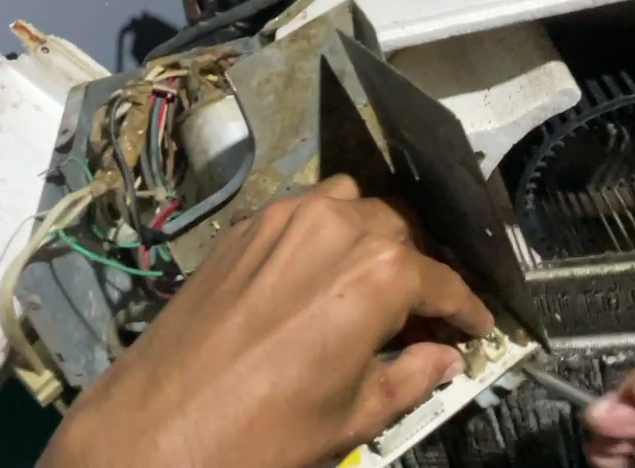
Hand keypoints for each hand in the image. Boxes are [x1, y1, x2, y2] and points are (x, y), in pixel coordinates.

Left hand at [39, 175, 495, 467]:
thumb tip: (448, 357)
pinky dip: (325, 228)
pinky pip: (303, 208)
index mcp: (378, 272)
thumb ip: (412, 376)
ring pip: (351, 202)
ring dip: (370, 233)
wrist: (159, 426)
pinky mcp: (249, 221)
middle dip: (418, 266)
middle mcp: (339, 225)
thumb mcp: (354, 417)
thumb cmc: (267, 432)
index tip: (476, 326)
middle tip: (419, 309)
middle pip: (400, 229)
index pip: (442, 280)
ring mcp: (288, 215)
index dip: (465, 308)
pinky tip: (316, 268)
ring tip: (368, 275)